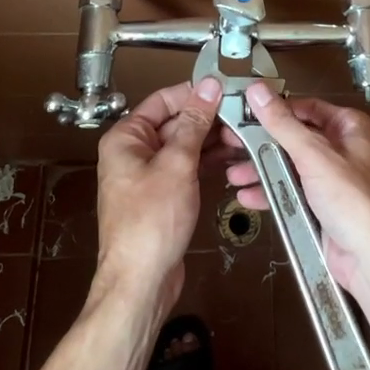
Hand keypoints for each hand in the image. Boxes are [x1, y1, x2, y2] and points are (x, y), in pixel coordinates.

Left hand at [94, 78, 222, 305]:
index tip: (226, 90)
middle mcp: (134, 153)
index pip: (163, 100)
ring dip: (212, 141)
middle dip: (208, 120)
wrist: (142, 282)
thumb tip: (208, 86)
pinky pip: (187, 168)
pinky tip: (232, 159)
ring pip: (184, 146)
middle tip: (242, 118)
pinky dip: (207, 162)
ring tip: (243, 138)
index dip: (194, 94)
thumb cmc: (150, 222)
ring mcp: (148, 176)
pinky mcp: (163, 196)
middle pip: (175, 122)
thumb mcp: (177, 164)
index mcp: (126, 138)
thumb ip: (194, 123)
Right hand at [224, 83, 369, 294]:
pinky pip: (292, 191)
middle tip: (231, 143)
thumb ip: (283, 124)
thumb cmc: (353, 201)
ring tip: (234, 174)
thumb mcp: (315, 156)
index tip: (244, 111)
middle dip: (262, 143)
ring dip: (262, 169)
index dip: (275, 108)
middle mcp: (342, 148)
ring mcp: (331, 178)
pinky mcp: (322, 205)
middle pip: (294, 136)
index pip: (305, 107)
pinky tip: (247, 196)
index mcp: (349, 127)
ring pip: (290, 165)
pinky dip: (271, 192)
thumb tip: (257, 90)